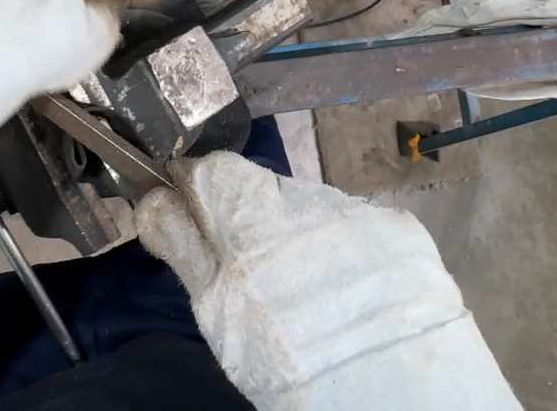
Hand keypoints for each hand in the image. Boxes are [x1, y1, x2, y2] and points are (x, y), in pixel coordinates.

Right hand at [137, 152, 522, 410]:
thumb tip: (152, 198)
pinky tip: (352, 292)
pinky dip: (344, 248)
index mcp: (252, 220)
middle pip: (260, 188)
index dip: (199, 190)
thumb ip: (185, 249)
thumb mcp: (220, 319)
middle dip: (249, 219)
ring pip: (308, 207)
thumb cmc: (293, 372)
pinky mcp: (399, 228)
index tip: (195, 217)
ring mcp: (356, 210)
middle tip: (258, 276)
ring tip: (310, 291)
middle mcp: (304, 199)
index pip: (211, 169)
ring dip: (298, 234)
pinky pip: (354, 223)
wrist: (404, 405)